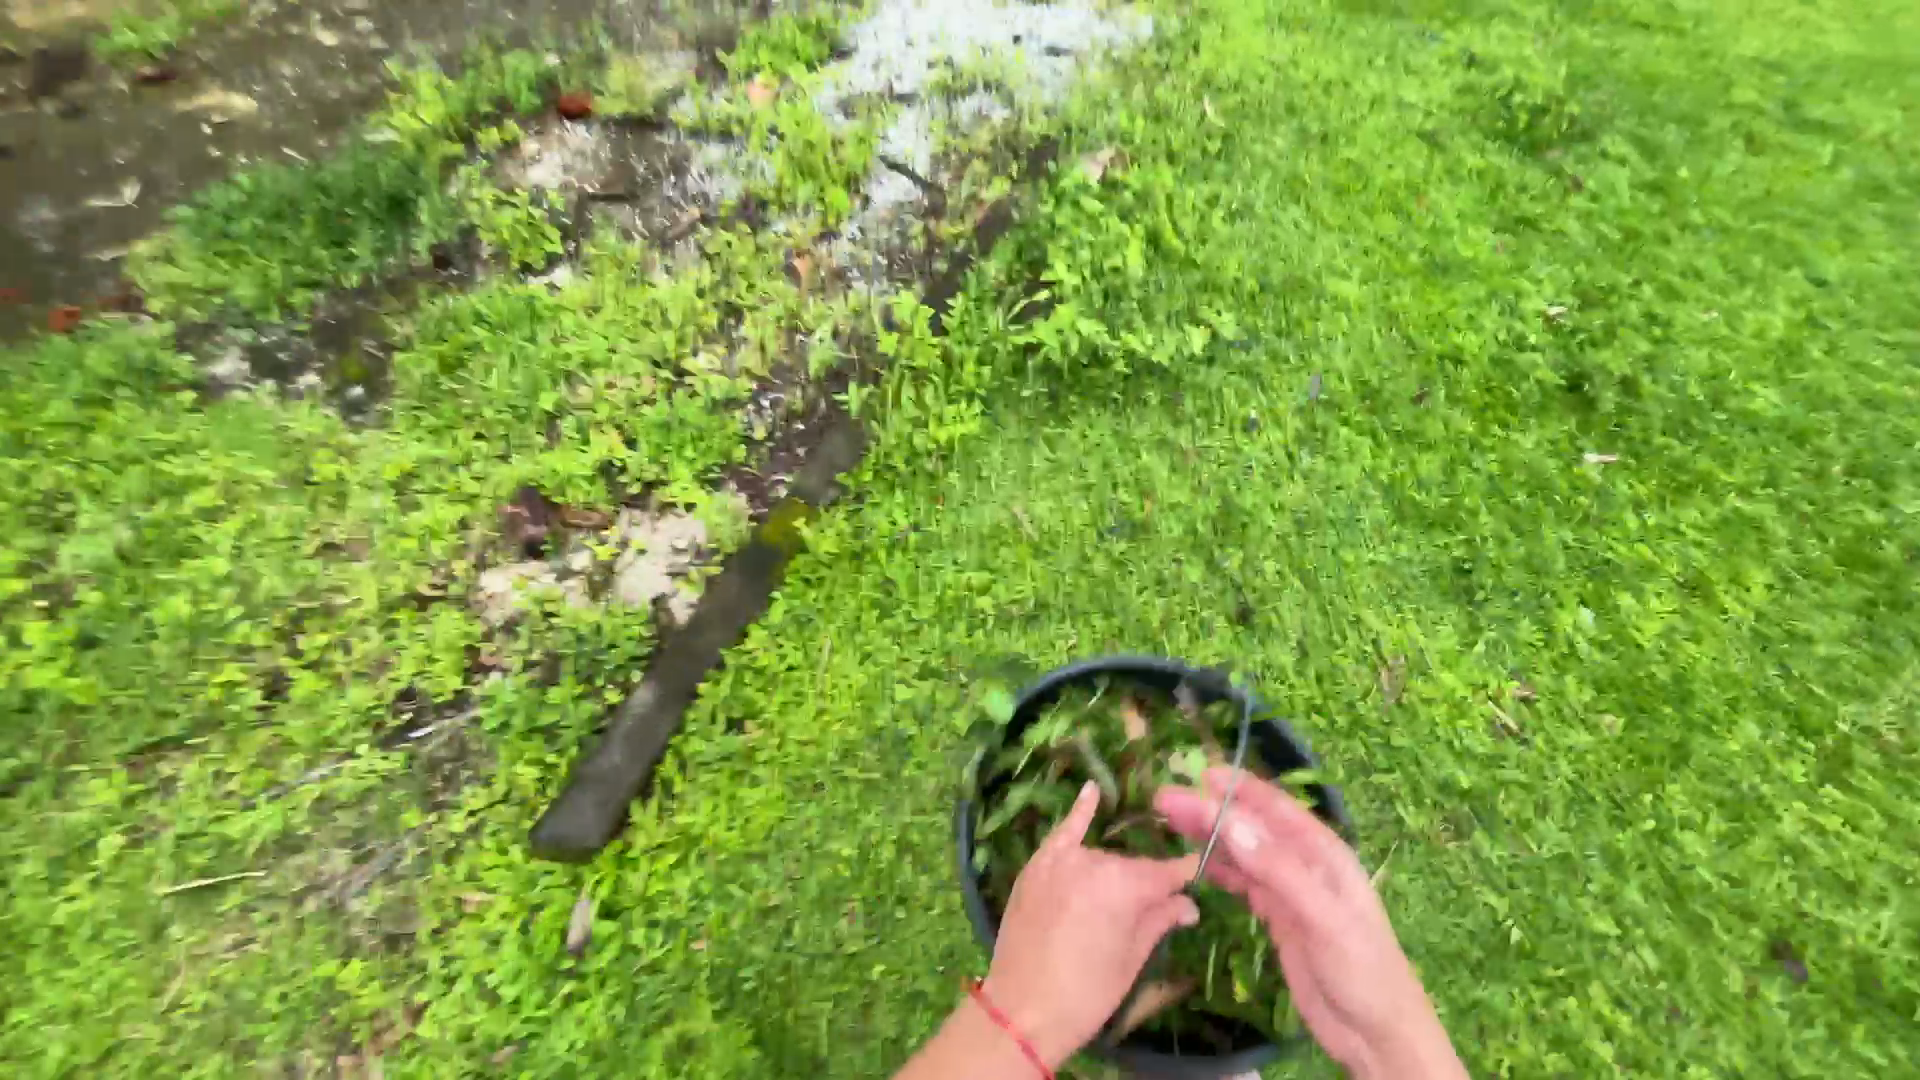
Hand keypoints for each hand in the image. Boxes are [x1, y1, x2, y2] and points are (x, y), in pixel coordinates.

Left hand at [983, 781, 1201, 1066]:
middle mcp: (1094, 861)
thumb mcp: (1132, 960)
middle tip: (1152, 913)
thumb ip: (1159, 921)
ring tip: (1112, 908)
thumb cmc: (1086, 993)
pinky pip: (1063, 831)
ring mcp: (1061, 859)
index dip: (1186, 875)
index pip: (1166, 873)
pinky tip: (1091, 789)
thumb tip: (1189, 904)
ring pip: (1101, 859)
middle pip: (1131, 868)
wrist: (1022, 1009)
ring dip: (1112, 875)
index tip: (1204, 872)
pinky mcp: (1036, 864)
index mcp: (1124, 885)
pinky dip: (1079, 810)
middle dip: (1144, 886)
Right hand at [1156, 770, 1465, 1079]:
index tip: (1199, 774)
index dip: (1237, 788)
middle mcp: (1304, 863)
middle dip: (1209, 810)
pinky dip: (1218, 869)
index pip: (1273, 808)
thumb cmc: (1362, 971)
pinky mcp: (1278, 915)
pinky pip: (1242, 881)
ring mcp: (1289, 889)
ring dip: (1208, 835)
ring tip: (1170, 823)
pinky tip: (1195, 864)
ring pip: (1241, 851)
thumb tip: (1230, 823)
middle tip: (1165, 800)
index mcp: (1322, 852)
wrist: (1379, 1037)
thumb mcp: (1322, 918)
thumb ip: (1278, 869)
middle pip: (1249, 826)